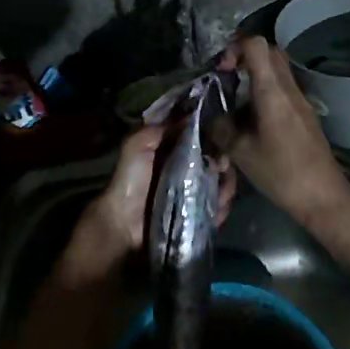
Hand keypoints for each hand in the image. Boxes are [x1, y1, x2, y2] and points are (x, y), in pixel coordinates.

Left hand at [57, 123, 235, 285]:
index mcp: (166, 156)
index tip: (217, 130)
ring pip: (218, 186)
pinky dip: (223, 205)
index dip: (207, 135)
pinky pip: (217, 211)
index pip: (194, 141)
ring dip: (225, 181)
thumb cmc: (129, 184)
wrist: (124, 230)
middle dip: (220, 158)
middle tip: (222, 159)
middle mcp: (181, 176)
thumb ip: (156, 131)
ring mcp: (191, 200)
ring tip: (224, 178)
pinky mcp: (198, 222)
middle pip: (211, 163)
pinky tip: (223, 199)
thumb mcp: (135, 147)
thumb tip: (186, 118)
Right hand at [219, 37, 349, 227]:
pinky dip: (264, 90)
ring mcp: (300, 100)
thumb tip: (210, 116)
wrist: (325, 198)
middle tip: (226, 76)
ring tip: (236, 97)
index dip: (234, 48)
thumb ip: (221, 128)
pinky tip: (252, 117)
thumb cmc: (282, 173)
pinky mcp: (304, 114)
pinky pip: (282, 87)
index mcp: (272, 91)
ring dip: (254, 73)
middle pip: (269, 51)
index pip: (256, 45)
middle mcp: (288, 88)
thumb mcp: (241, 152)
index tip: (221, 70)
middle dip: (244, 56)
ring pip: (277, 69)